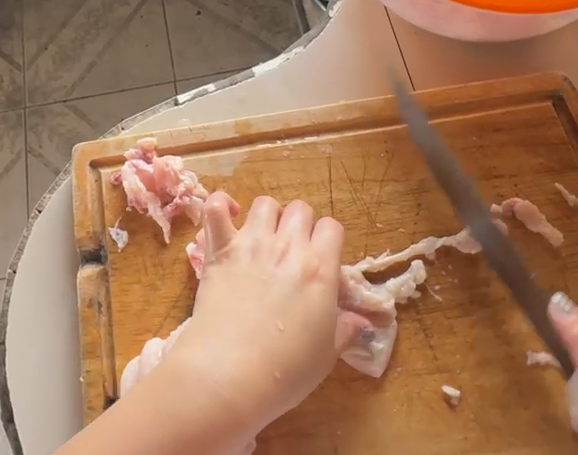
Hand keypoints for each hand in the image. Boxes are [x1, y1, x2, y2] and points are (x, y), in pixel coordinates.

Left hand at [170, 192, 362, 433]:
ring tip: (265, 237)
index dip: (329, 240)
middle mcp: (287, 247)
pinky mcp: (219, 248)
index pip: (332, 227)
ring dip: (269, 216)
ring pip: (265, 203)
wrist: (230, 373)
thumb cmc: (285, 370)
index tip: (323, 259)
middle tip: (294, 251)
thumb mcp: (326, 355)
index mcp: (319, 269)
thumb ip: (345, 330)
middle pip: (301, 209)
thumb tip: (361, 321)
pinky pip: (216, 208)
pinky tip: (228, 217)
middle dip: (301, 224)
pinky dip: (221, 205)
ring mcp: (251, 243)